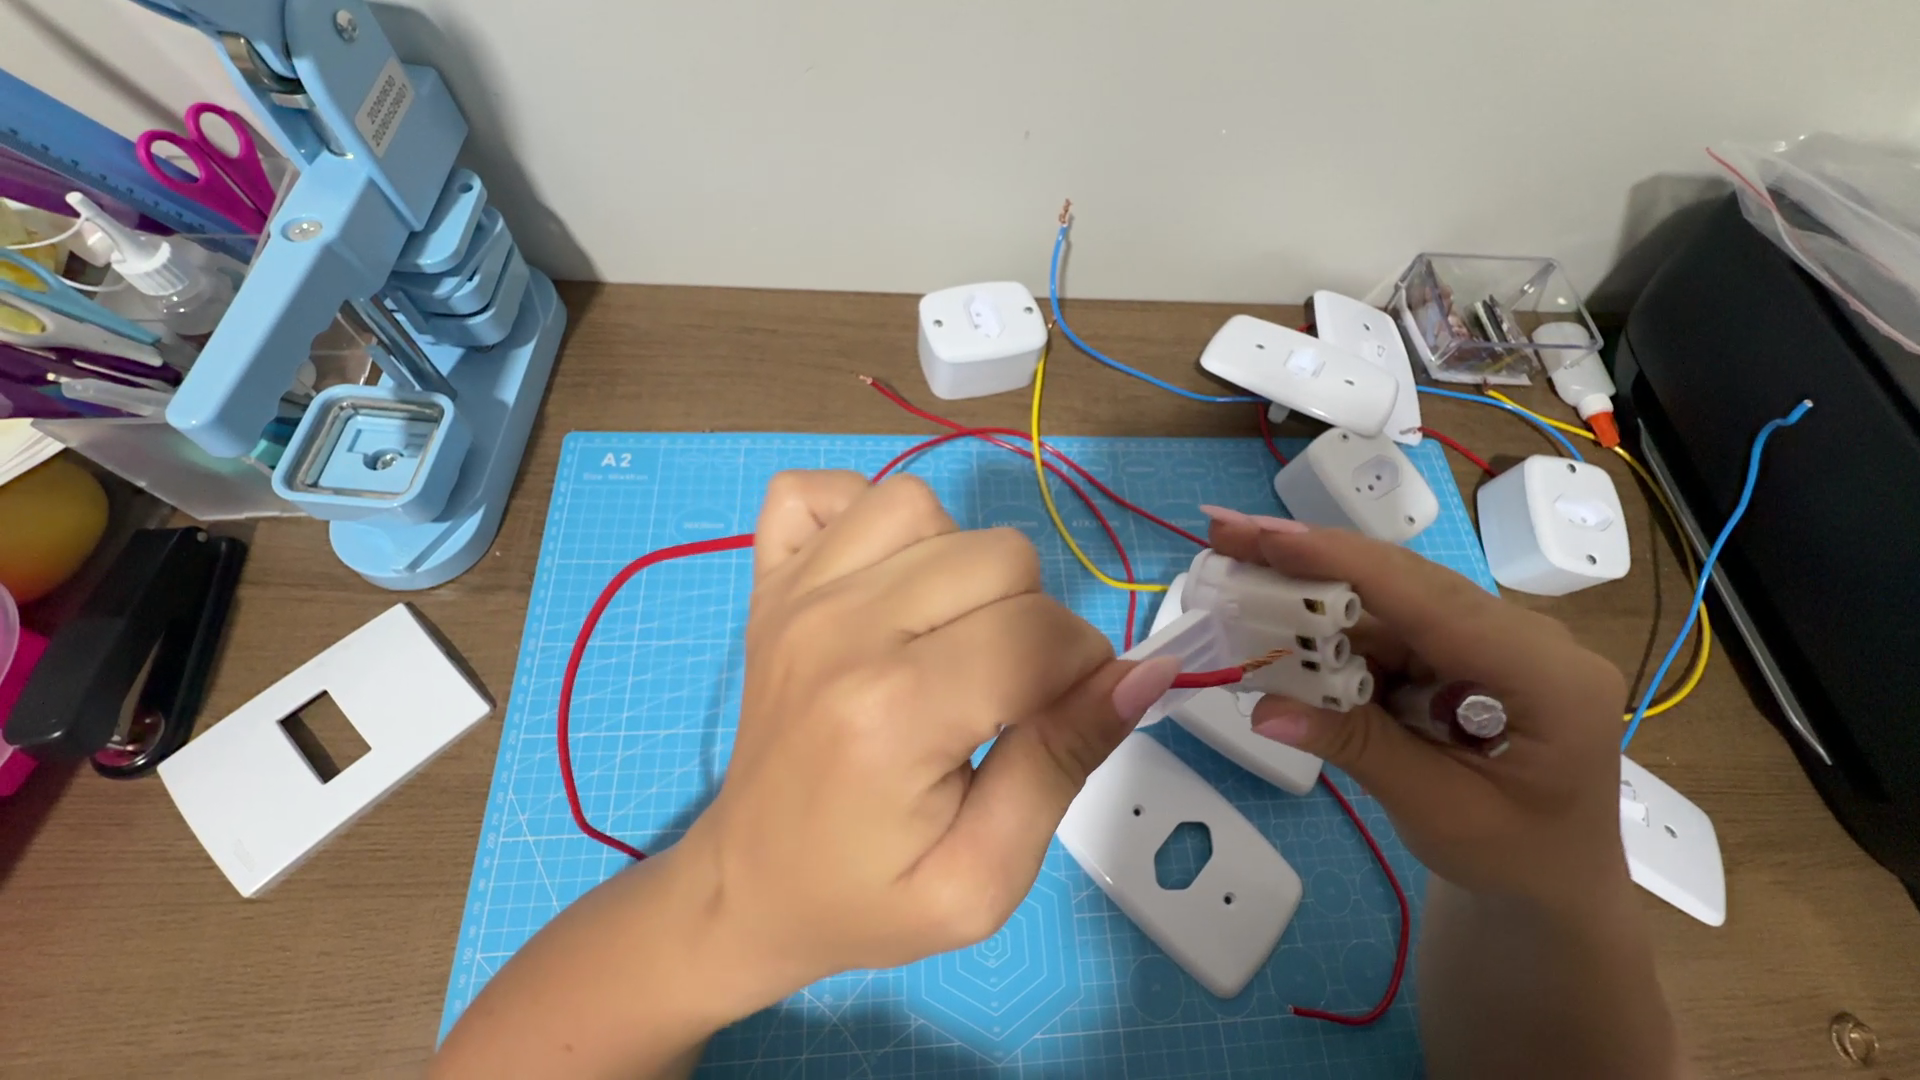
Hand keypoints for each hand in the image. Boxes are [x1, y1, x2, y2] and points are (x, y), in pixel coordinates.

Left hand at [677, 471, 1179, 1011]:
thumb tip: (1143, 672)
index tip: (1053, 722)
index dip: (1082, 674)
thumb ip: (1064, 762)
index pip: (1042, 632)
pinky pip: (825, 489)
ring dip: (959, 563)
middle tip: (998, 692)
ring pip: (924, 505)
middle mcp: (839, 626)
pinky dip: (866, 516)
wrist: (747, 887)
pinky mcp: (768, 579)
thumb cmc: (865, 898)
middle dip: (1031, 621)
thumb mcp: (985, 878)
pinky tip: (880, 581)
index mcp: (892, 712)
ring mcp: (796, 592)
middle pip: (999, 554)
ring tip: (943, 634)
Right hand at [1203, 511, 1628, 910]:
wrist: (1551, 879)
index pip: (1432, 602)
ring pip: (1382, 597)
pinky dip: (1321, 622)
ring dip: (1306, 584)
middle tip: (1226, 530)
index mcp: (1545, 674)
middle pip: (1401, 581)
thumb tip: (1263, 709)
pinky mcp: (1450, 651)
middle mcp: (1519, 637)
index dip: (1345, 564)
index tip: (1267, 538)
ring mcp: (1483, 639)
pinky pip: (1378, 626)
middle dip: (1309, 555)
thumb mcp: (1438, 810)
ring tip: (1235, 567)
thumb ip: (1358, 748)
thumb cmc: (1517, 859)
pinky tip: (1272, 613)